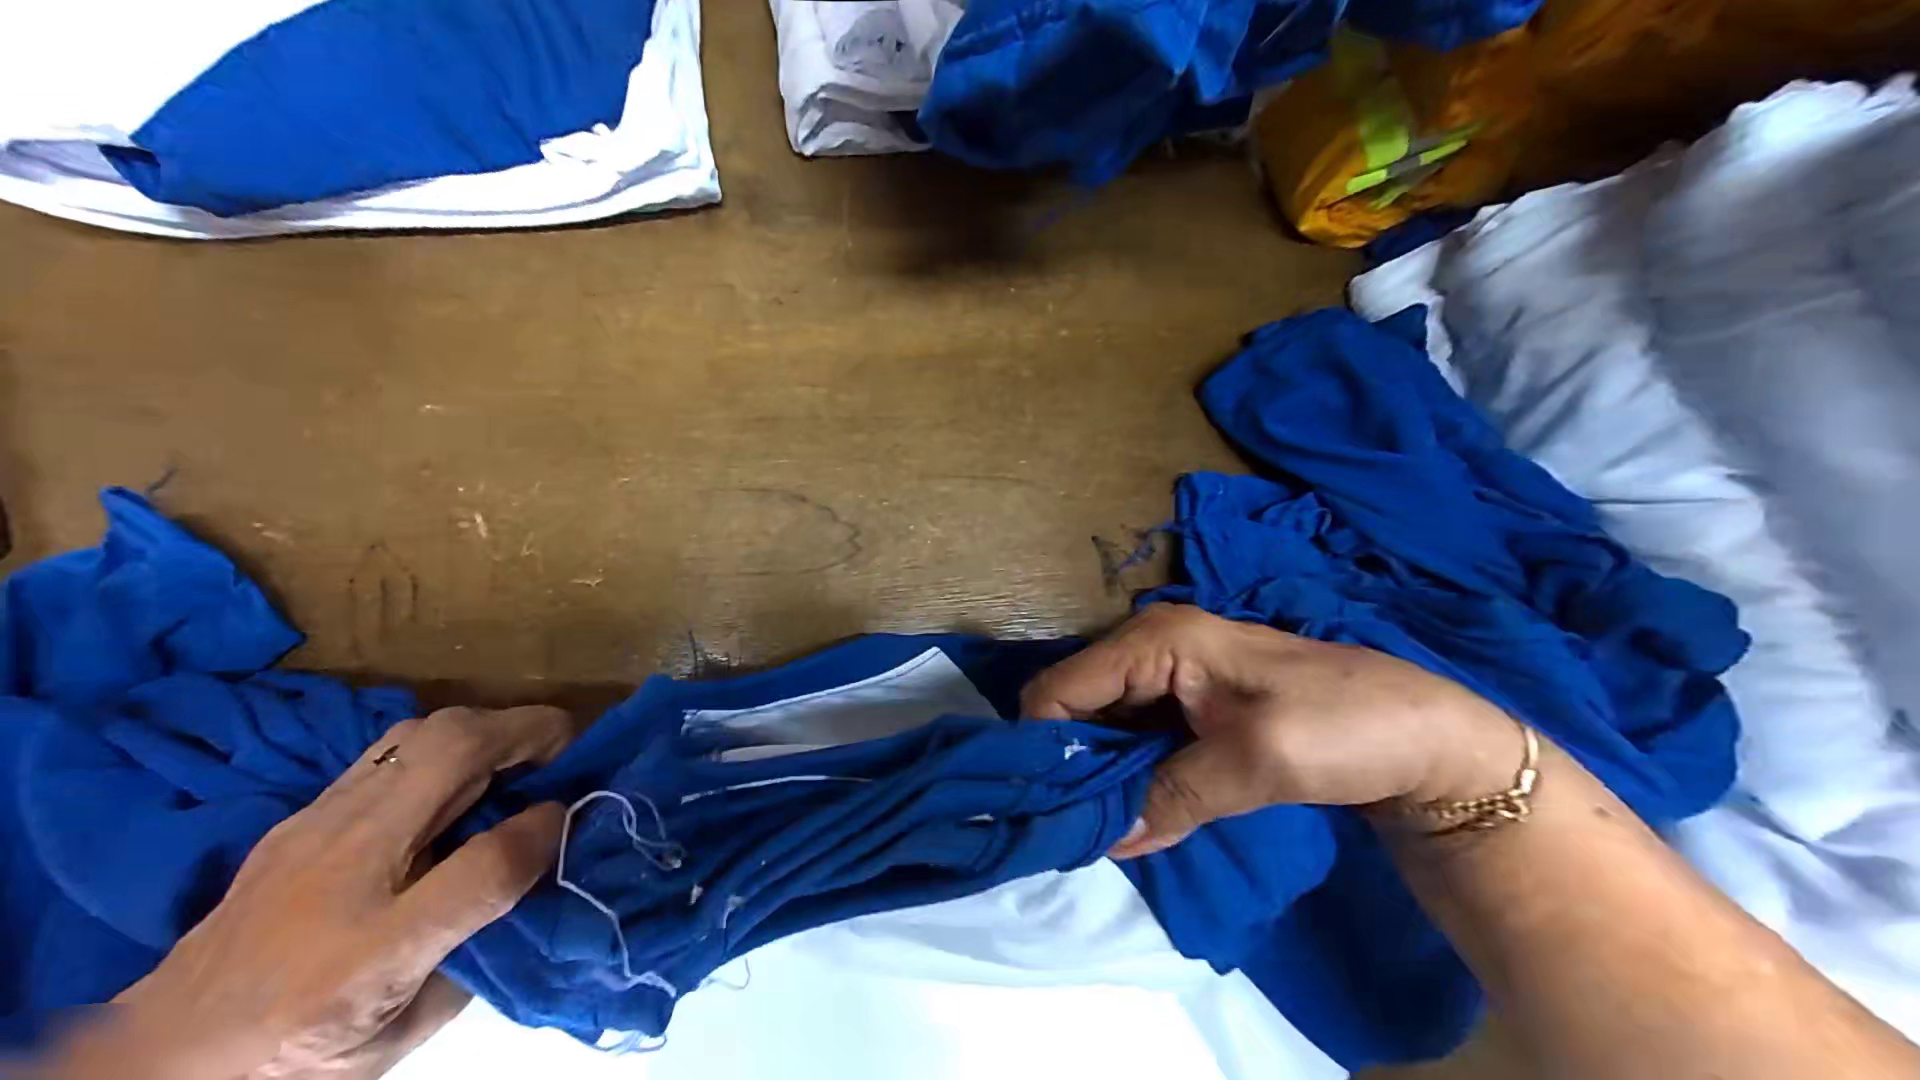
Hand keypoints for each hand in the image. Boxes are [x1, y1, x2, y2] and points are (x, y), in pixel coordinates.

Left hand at [50, 705, 581, 1079]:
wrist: (150, 1062)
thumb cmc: (294, 1055)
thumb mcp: (404, 1033)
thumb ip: (483, 953)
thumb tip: (541, 866)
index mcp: (366, 956)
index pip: (483, 868)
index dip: (543, 830)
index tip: (569, 818)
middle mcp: (339, 872)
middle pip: (448, 751)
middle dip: (526, 732)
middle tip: (565, 752)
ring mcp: (313, 829)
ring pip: (420, 733)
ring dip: (488, 728)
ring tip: (519, 755)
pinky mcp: (303, 813)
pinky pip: (392, 749)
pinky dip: (448, 742)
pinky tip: (461, 774)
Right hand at [1021, 605, 1523, 857]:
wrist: (1423, 733)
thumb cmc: (1343, 726)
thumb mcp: (1257, 763)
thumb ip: (1173, 797)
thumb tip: (1104, 840)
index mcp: (1157, 639)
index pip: (1061, 687)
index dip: (1047, 744)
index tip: (1053, 805)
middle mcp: (1149, 646)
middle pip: (1074, 703)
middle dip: (1070, 760)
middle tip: (1077, 822)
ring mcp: (1166, 672)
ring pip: (1099, 721)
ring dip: (1097, 770)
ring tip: (1102, 821)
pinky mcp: (1183, 701)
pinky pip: (1131, 733)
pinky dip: (1125, 769)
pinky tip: (1133, 804)